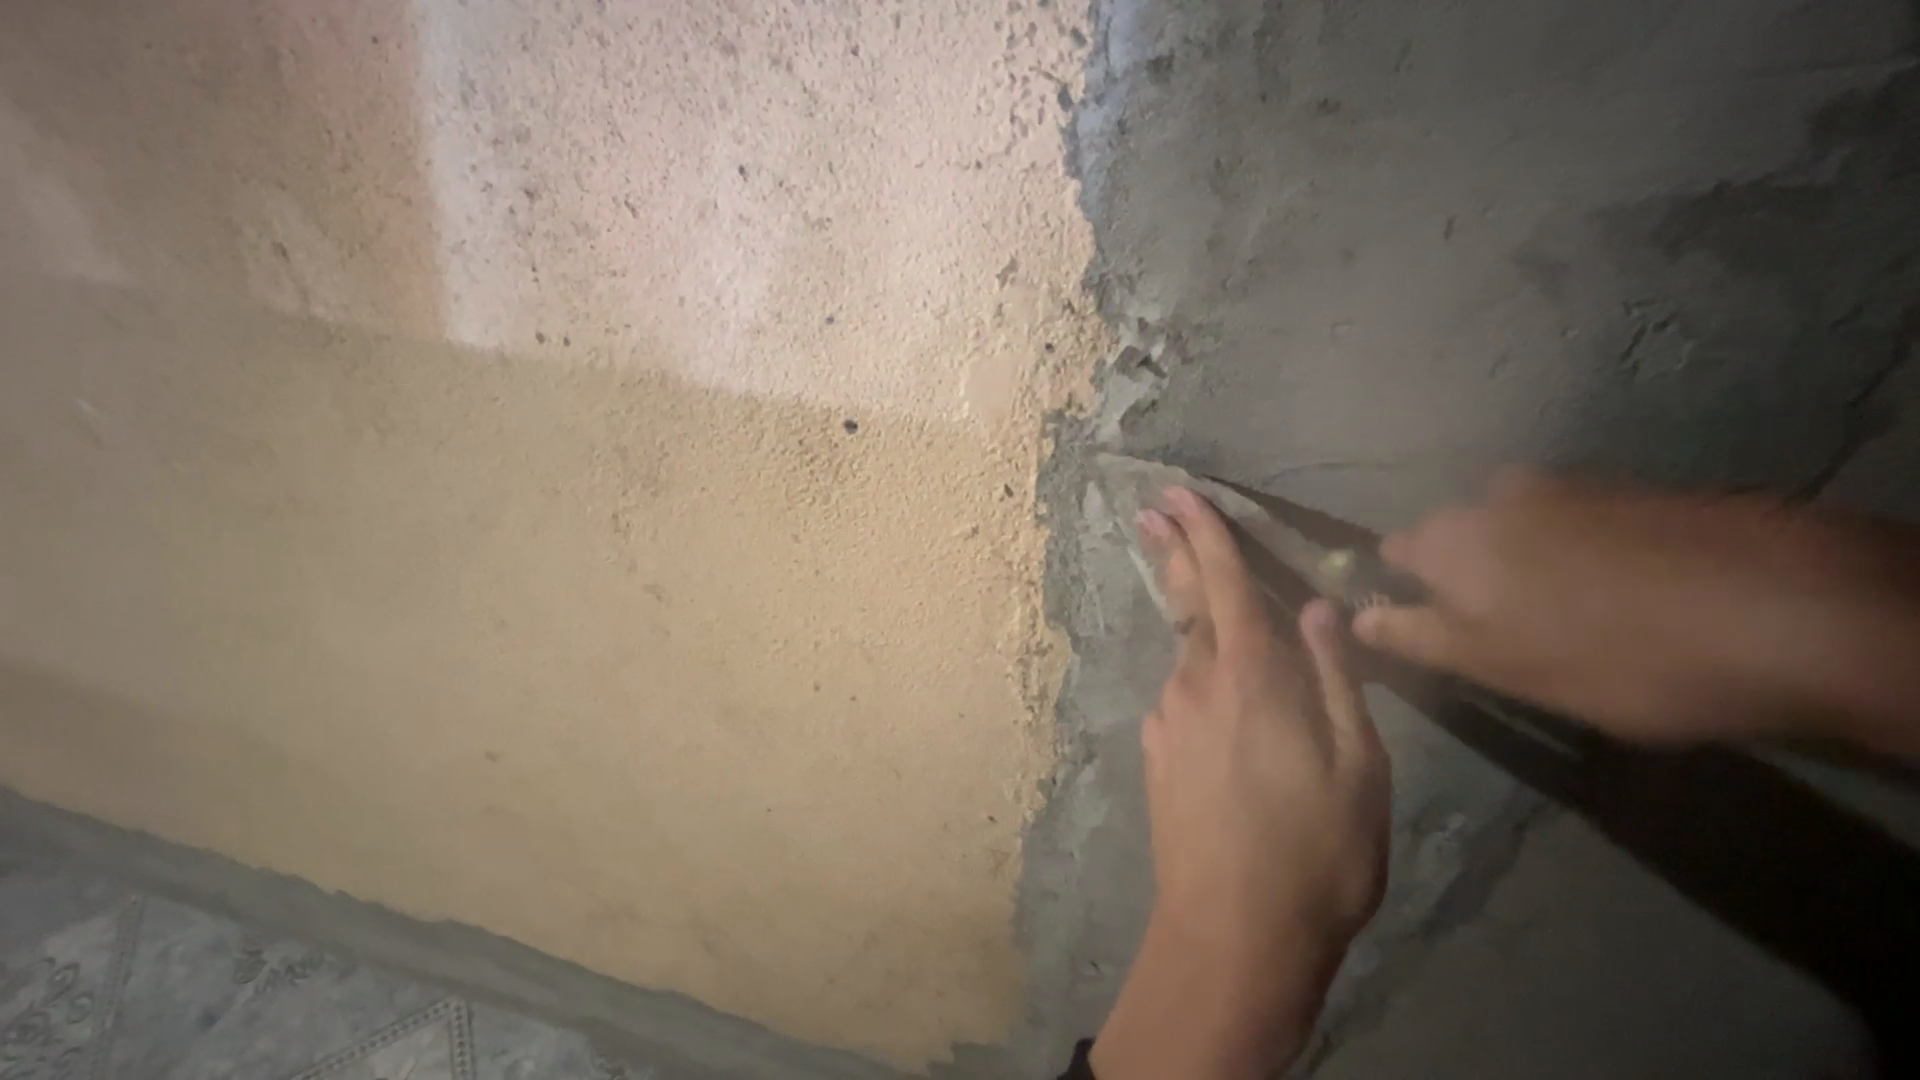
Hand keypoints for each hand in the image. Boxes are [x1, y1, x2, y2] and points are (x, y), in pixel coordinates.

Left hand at [1091, 487, 1390, 1079]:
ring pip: (1186, 652)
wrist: (1232, 933)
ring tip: (1202, 593)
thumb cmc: (1316, 854)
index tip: (1181, 494)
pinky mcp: (1154, 753)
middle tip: (1152, 512)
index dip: (1206, 533)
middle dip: (1174, 552)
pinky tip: (1215, 690)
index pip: (1224, 583)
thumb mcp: (1360, 770)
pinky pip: (1180, 695)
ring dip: (1193, 615)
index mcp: (1252, 677)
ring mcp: (1166, 719)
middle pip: (1189, 604)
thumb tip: (1318, 610)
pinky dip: (1197, 672)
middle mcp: (1196, 684)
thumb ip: (1335, 679)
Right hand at [1352, 470, 1919, 751]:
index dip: (1396, 590)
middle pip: (1454, 537)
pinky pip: (1577, 525)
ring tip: (1566, 618)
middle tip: (1499, 634)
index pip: (1390, 555)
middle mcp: (1495, 499)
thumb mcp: (1497, 666)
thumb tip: (1352, 617)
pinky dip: (1579, 554)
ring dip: (1522, 564)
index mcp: (1450, 540)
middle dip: (1462, 577)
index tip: (1421, 628)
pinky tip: (1623, 595)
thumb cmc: (1610, 654)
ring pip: (1516, 529)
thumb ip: (1416, 637)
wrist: (1789, 610)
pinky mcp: (1635, 492)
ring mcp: (1569, 488)